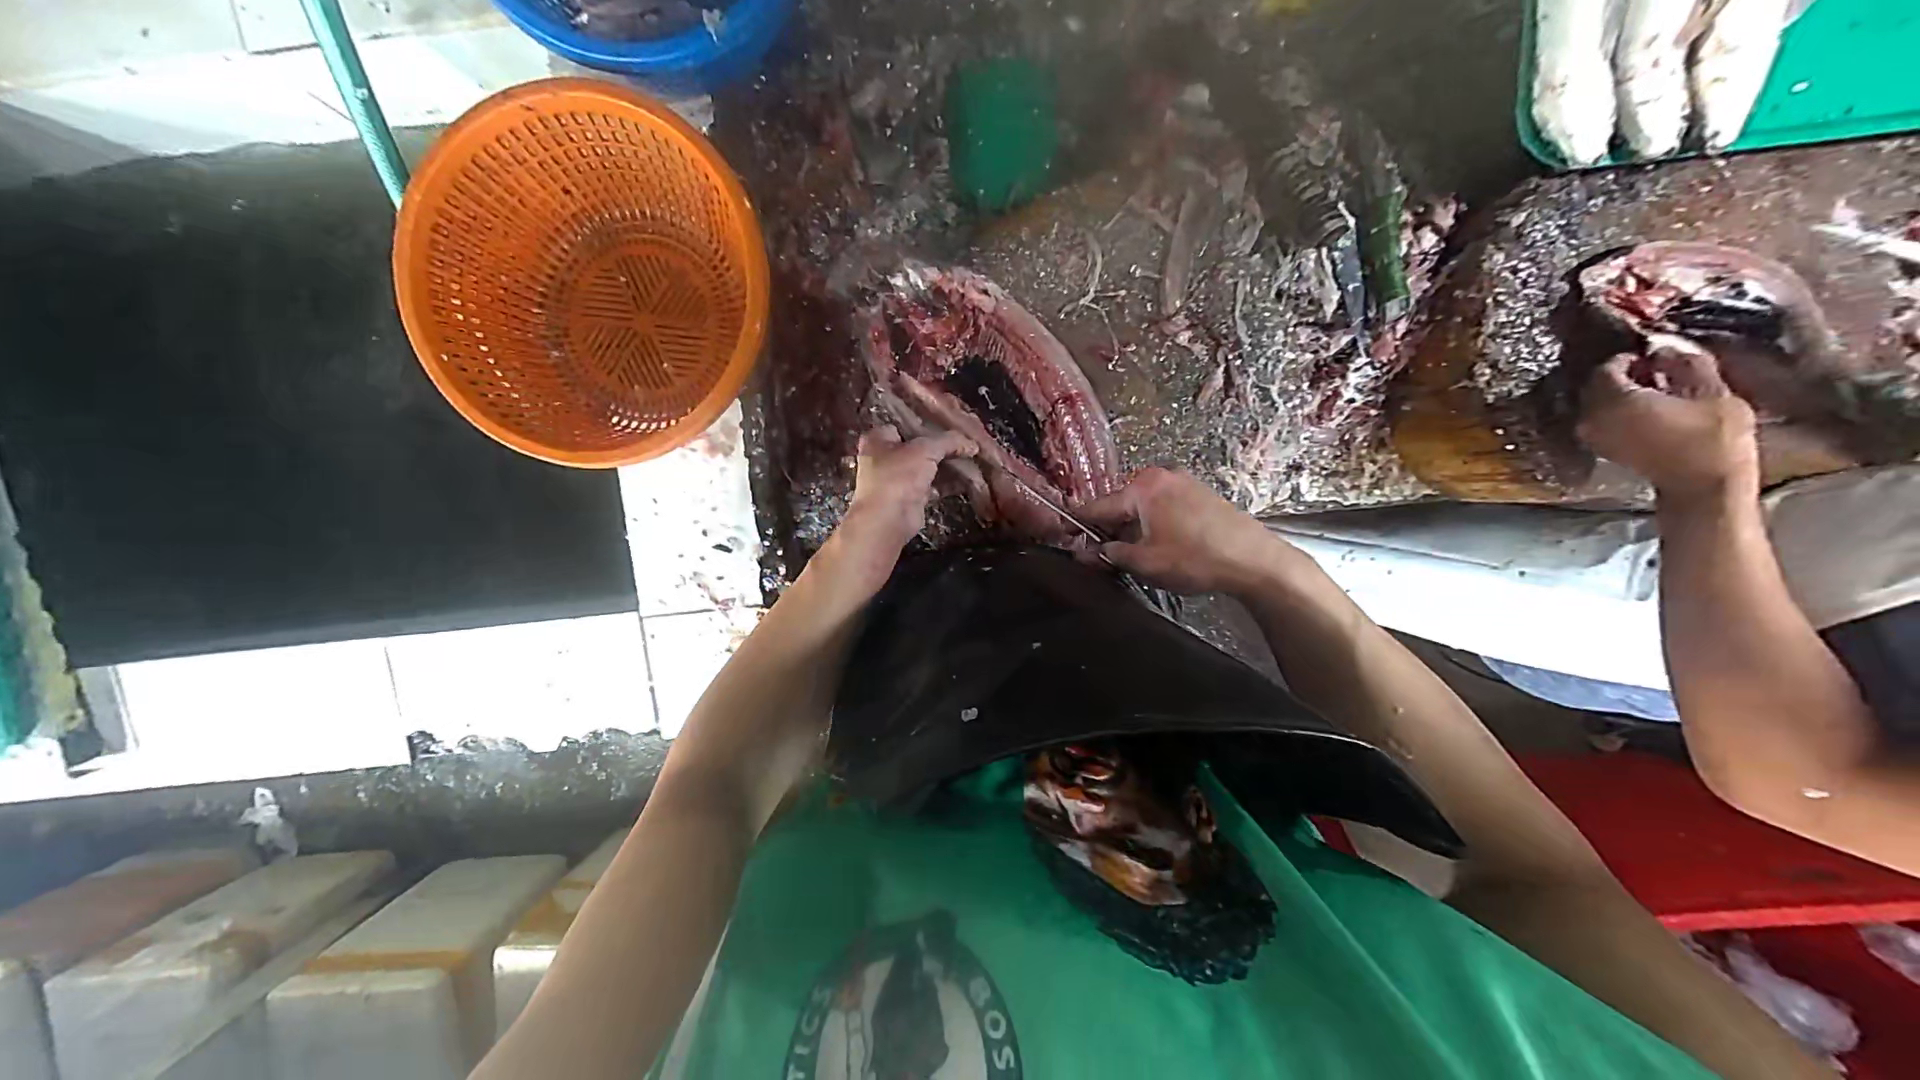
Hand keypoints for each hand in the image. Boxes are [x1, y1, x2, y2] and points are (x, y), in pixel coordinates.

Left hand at [817, 425, 976, 593]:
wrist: (887, 519)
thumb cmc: (898, 476)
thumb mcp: (925, 449)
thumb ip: (949, 441)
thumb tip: (972, 443)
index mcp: (879, 439)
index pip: (907, 424)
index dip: (930, 423)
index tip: (953, 424)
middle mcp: (885, 457)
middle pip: (920, 446)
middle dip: (944, 446)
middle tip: (967, 442)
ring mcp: (898, 479)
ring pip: (928, 466)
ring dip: (949, 464)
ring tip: (972, 458)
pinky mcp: (910, 497)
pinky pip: (933, 484)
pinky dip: (948, 482)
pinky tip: (968, 477)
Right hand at [1077, 467, 1300, 594]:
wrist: (1256, 561)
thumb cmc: (1197, 559)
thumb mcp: (1145, 562)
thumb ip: (1110, 555)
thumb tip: (1087, 553)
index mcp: (1142, 487)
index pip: (1097, 507)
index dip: (1077, 525)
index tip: (1062, 535)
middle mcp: (1160, 476)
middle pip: (1120, 505)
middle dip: (1109, 529)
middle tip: (1102, 557)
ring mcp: (1183, 482)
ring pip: (1143, 507)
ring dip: (1133, 529)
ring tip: (1133, 556)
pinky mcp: (1201, 494)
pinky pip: (1163, 508)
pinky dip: (1154, 524)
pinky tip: (1160, 547)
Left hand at [1576, 339, 1759, 506]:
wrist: (1701, 484)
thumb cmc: (1713, 436)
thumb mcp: (1710, 390)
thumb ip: (1684, 363)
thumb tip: (1662, 346)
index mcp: (1612, 401)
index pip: (1605, 368)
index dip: (1629, 358)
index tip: (1656, 357)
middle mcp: (1590, 417)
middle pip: (1596, 386)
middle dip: (1622, 375)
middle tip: (1657, 371)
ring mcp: (1590, 435)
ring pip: (1596, 403)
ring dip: (1619, 393)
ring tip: (1658, 389)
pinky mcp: (1600, 447)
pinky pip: (1600, 419)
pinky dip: (1617, 410)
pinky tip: (1649, 409)